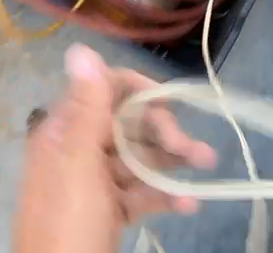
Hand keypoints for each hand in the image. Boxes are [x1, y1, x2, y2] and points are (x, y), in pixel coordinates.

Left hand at [14, 43, 218, 252]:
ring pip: (135, 159)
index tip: (171, 100)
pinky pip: (136, 194)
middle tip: (195, 149)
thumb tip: (80, 47)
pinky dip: (162, 194)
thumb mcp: (78, 164)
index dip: (138, 88)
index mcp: (64, 131)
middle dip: (162, 130)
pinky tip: (190, 203)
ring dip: (171, 160)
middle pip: (125, 124)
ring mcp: (90, 184)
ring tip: (208, 166)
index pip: (102, 88)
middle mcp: (76, 150)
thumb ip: (86, 107)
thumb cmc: (68, 225)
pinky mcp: (104, 214)